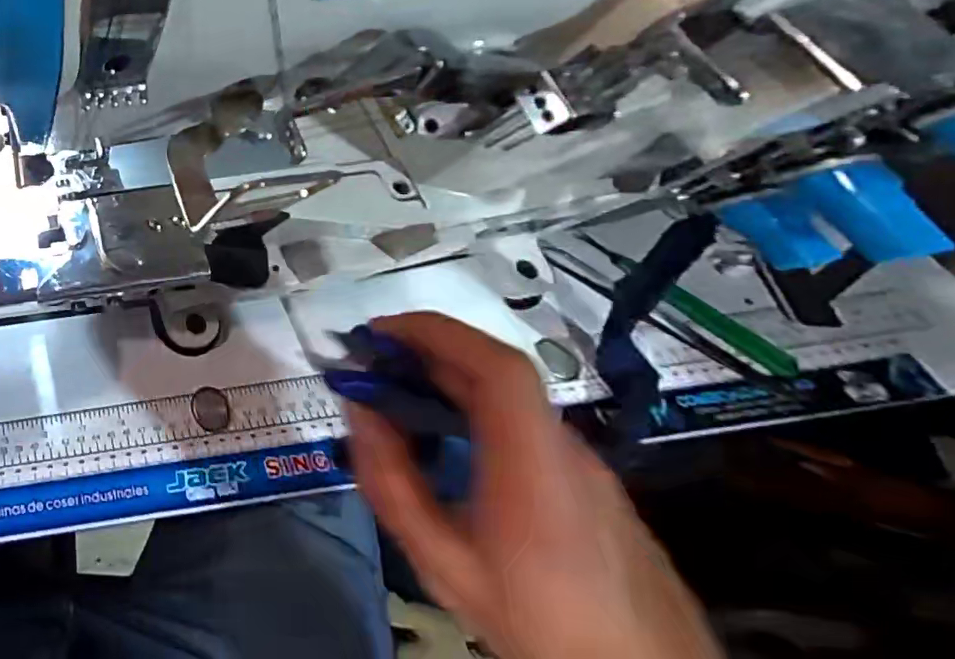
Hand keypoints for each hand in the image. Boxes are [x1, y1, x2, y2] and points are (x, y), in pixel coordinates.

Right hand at [346, 313, 719, 658]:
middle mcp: (568, 449)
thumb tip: (360, 411)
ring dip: (448, 380)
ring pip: (510, 398)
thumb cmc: (539, 623)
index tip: (379, 334)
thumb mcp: (443, 564)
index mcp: (535, 464)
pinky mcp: (595, 484)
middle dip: (426, 352)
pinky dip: (474, 408)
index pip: (497, 366)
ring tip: (397, 397)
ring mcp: (588, 465)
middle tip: (371, 362)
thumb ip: (392, 483)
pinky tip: (446, 441)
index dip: (436, 332)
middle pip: (498, 372)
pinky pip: (524, 424)